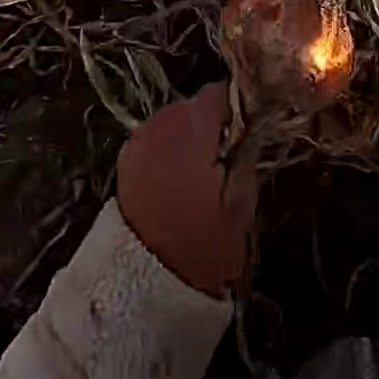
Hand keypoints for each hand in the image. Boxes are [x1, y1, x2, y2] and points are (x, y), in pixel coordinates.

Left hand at [117, 82, 257, 296]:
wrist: (143, 285)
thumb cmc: (201, 244)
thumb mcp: (240, 202)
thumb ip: (247, 153)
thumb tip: (252, 126)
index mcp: (192, 131)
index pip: (220, 94)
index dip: (239, 107)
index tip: (250, 128)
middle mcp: (161, 125)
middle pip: (196, 103)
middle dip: (214, 121)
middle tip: (229, 152)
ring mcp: (139, 139)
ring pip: (176, 117)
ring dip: (191, 131)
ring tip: (203, 166)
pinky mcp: (126, 156)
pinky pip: (157, 135)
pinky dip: (171, 145)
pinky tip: (179, 172)